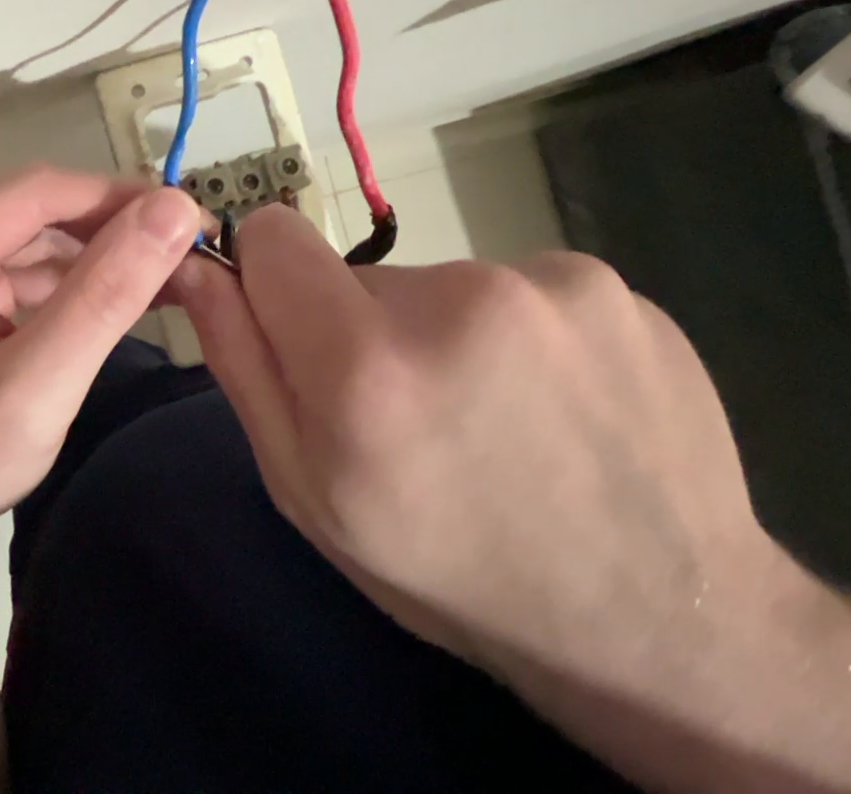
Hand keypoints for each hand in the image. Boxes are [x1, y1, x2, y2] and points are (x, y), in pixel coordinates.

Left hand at [0, 166, 203, 530]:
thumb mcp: (37, 390)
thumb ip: (102, 297)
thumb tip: (174, 210)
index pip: (30, 193)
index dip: (117, 198)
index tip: (195, 220)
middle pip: (29, 199)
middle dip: (112, 222)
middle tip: (189, 251)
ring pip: (31, 218)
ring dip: (99, 243)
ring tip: (169, 271)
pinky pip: (19, 245)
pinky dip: (72, 265)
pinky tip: (122, 286)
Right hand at [172, 205, 786, 718]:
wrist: (652, 616)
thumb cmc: (442, 566)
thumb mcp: (305, 488)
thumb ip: (241, 363)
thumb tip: (198, 265)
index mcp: (364, 363)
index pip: (270, 234)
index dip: (266, 274)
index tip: (291, 326)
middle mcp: (455, 298)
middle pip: (354, 273)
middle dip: (358, 327)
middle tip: (407, 415)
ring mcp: (546, 283)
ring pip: (436, 284)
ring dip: (438, 333)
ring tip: (488, 417)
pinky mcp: (608, 284)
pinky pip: (513, 288)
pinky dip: (512, 335)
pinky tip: (548, 406)